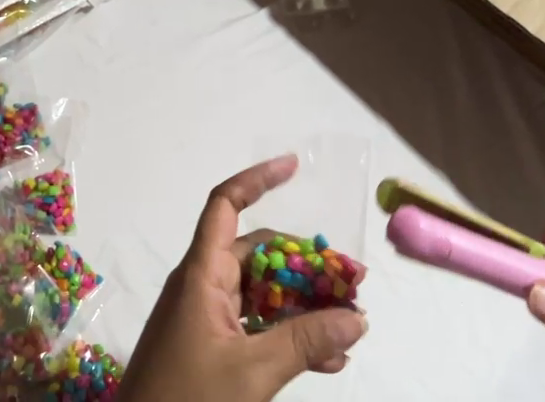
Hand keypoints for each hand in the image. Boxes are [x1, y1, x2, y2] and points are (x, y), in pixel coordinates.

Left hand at [122, 156, 368, 401]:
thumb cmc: (187, 399)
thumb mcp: (252, 372)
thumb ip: (305, 342)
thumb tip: (358, 318)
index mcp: (201, 274)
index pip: (225, 205)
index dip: (257, 179)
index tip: (294, 166)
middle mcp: (202, 285)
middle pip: (257, 253)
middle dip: (305, 263)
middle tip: (351, 280)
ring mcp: (206, 319)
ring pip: (263, 294)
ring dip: (303, 306)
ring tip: (349, 323)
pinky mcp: (210, 349)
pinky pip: (257, 327)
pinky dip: (288, 336)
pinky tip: (328, 360)